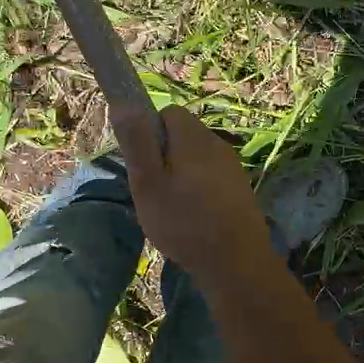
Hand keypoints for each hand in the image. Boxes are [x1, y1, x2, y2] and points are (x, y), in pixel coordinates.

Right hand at [115, 106, 272, 288]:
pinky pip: (210, 179)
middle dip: (164, 157)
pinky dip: (197, 192)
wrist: (235, 262)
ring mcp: (232, 167)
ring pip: (196, 159)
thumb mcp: (148, 181)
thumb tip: (123, 101)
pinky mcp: (240, 190)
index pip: (168, 112)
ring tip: (170, 209)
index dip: (149, 133)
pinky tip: (191, 219)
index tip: (142, 164)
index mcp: (193, 136)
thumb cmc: (183, 220)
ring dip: (180, 176)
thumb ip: (136, 141)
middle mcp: (216, 143)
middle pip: (182, 136)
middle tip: (153, 190)